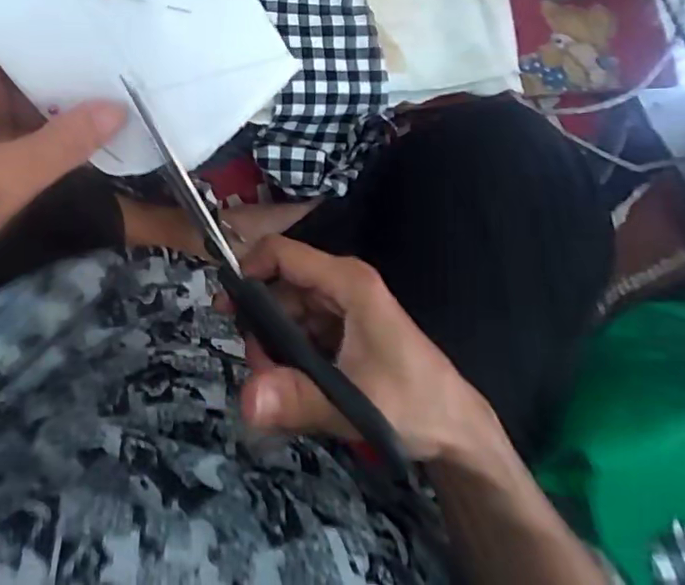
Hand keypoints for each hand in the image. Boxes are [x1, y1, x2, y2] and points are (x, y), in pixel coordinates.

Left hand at [0, 15, 125, 302]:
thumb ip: (62, 144)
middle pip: (15, 44)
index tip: (100, 3)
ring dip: (61, 82)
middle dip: (66, 44)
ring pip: (20, 79)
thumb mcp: (1, 182)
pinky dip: (48, 114)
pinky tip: (94, 111)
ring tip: (123, 67)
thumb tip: (119, 108)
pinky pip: (16, 110)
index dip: (47, 4)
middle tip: (128, 37)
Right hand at [220, 235, 500, 462]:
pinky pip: (303, 328)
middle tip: (257, 369)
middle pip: (280, 285)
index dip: (248, 270)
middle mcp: (343, 285)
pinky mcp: (345, 328)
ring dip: (273, 342)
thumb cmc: (413, 404)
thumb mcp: (354, 404)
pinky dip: (290, 352)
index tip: (225, 308)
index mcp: (348, 282)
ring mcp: (345, 306)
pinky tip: (293, 383)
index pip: (283, 253)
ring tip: (276, 383)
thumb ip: (298, 400)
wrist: (459, 431)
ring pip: (288, 309)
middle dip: (259, 323)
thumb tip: (246, 400)